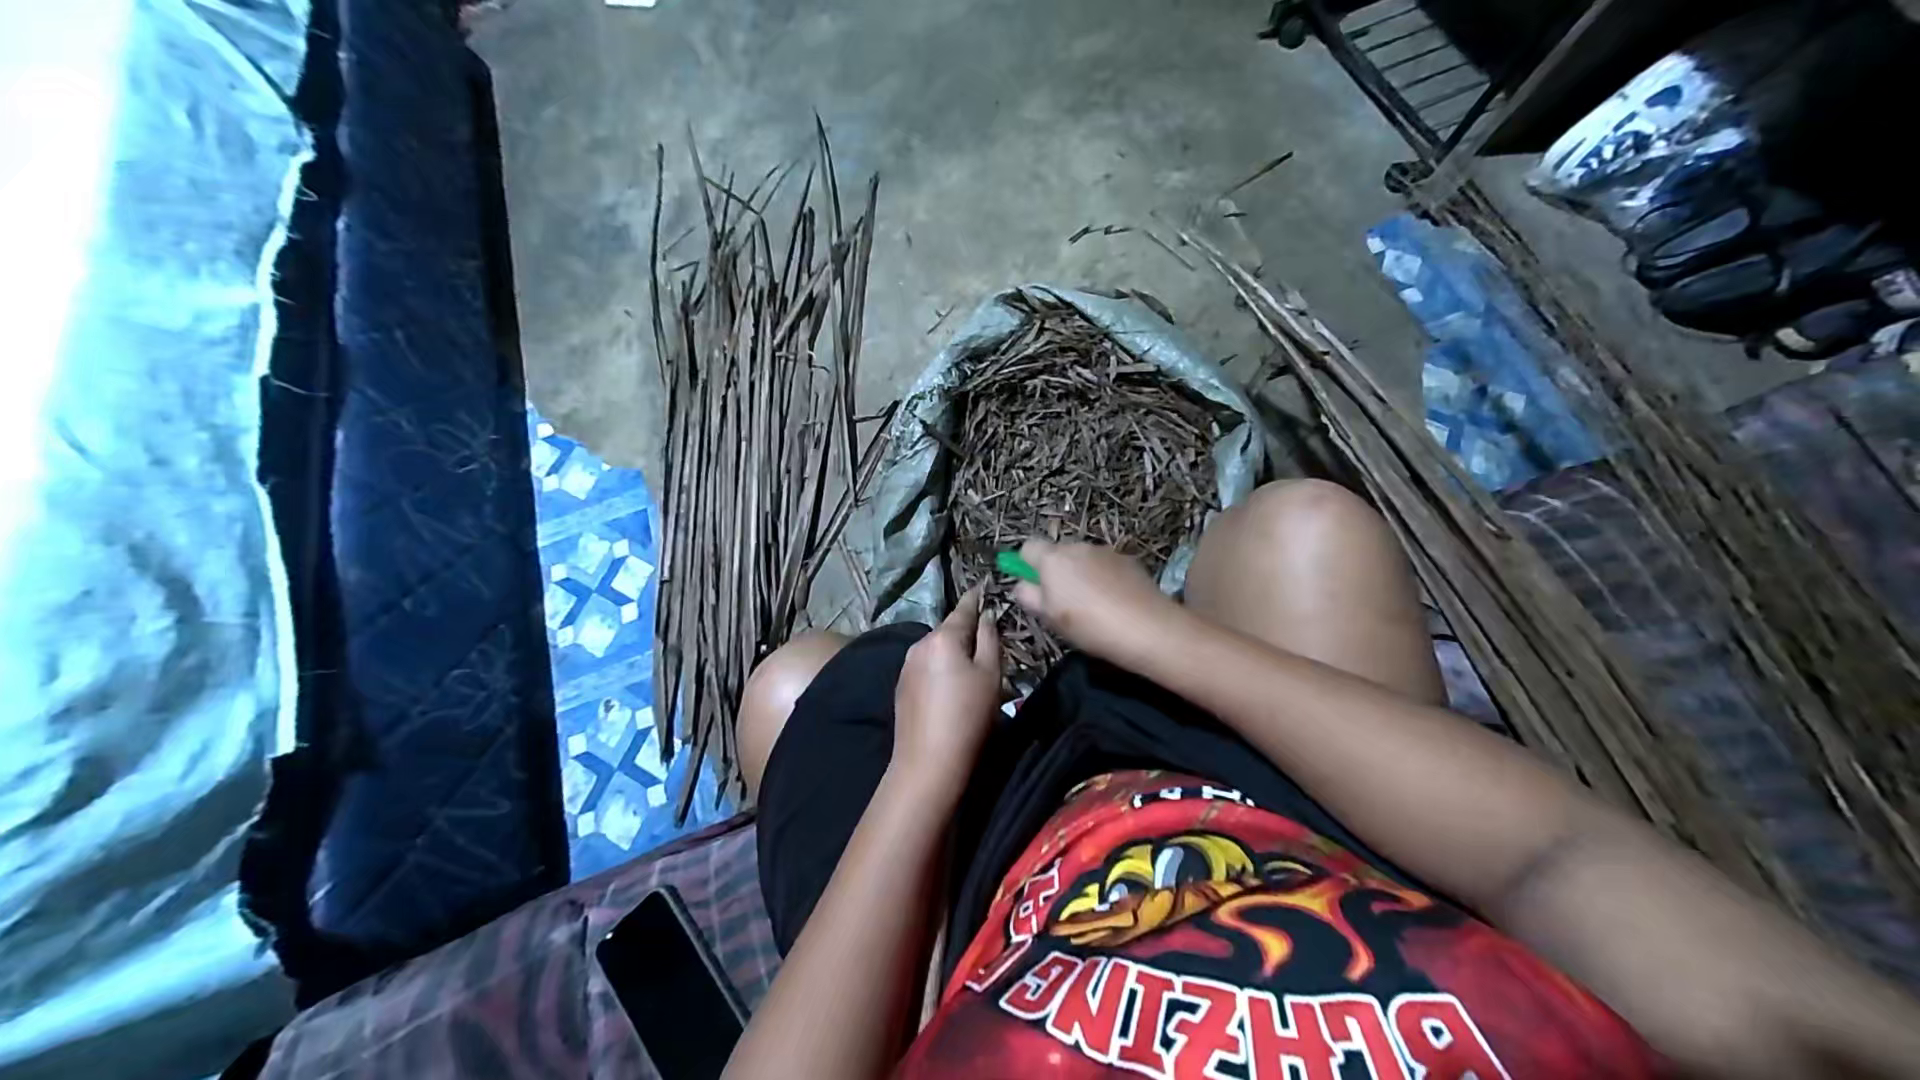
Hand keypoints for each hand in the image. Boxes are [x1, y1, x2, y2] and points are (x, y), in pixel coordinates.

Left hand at [892, 585, 1001, 794]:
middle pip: (949, 630)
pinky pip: (926, 667)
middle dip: (967, 633)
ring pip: (937, 649)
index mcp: (943, 636)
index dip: (977, 598)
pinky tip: (950, 691)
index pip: (964, 608)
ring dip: (953, 653)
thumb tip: (986, 615)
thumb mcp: (990, 674)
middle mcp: (919, 643)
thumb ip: (989, 639)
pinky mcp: (901, 686)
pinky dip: (940, 670)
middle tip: (990, 648)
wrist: (927, 762)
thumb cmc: (967, 716)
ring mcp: (906, 665)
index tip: (986, 587)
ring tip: (971, 674)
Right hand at [1011, 539, 1180, 665]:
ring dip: (1081, 574)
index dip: (1026, 564)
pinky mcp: (1128, 560)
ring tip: (1092, 605)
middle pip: (1057, 552)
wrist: (1147, 627)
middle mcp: (1077, 547)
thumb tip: (1022, 585)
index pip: (1028, 547)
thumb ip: (1029, 596)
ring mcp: (1105, 551)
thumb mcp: (1049, 617)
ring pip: (1082, 559)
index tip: (1033, 587)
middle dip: (1056, 571)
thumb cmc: (1088, 625)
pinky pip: (1105, 566)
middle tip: (1063, 602)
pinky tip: (1113, 602)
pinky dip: (1103, 578)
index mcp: (1052, 559)